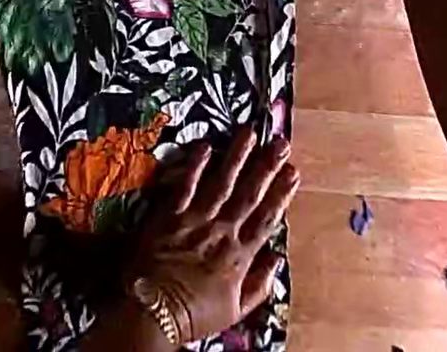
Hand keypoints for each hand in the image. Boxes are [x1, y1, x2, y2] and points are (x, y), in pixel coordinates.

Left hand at [123, 128, 298, 346]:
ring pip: (221, 182)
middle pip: (248, 194)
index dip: (281, 194)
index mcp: (239, 256)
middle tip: (280, 142)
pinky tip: (205, 145)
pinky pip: (186, 184)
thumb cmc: (193, 313)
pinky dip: (196, 165)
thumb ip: (258, 284)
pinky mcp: (171, 213)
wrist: (153, 312)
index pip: (265, 219)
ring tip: (248, 132)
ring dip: (236, 156)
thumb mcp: (234, 311)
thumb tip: (277, 258)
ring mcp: (196, 219)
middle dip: (266, 166)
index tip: (293, 171)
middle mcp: (221, 232)